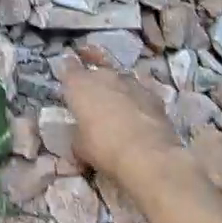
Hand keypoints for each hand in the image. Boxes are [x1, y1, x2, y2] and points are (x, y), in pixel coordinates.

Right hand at [59, 64, 180, 183]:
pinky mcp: (152, 94)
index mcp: (79, 84)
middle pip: (96, 72)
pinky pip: (140, 93)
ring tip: (118, 110)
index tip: (69, 81)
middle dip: (95, 84)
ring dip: (117, 91)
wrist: (147, 154)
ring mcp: (130, 82)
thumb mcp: (80, 147)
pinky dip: (137, 101)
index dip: (68, 73)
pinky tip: (140, 116)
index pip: (68, 68)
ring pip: (120, 80)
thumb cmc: (104, 148)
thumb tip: (81, 136)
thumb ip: (77, 135)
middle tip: (94, 101)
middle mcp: (103, 76)